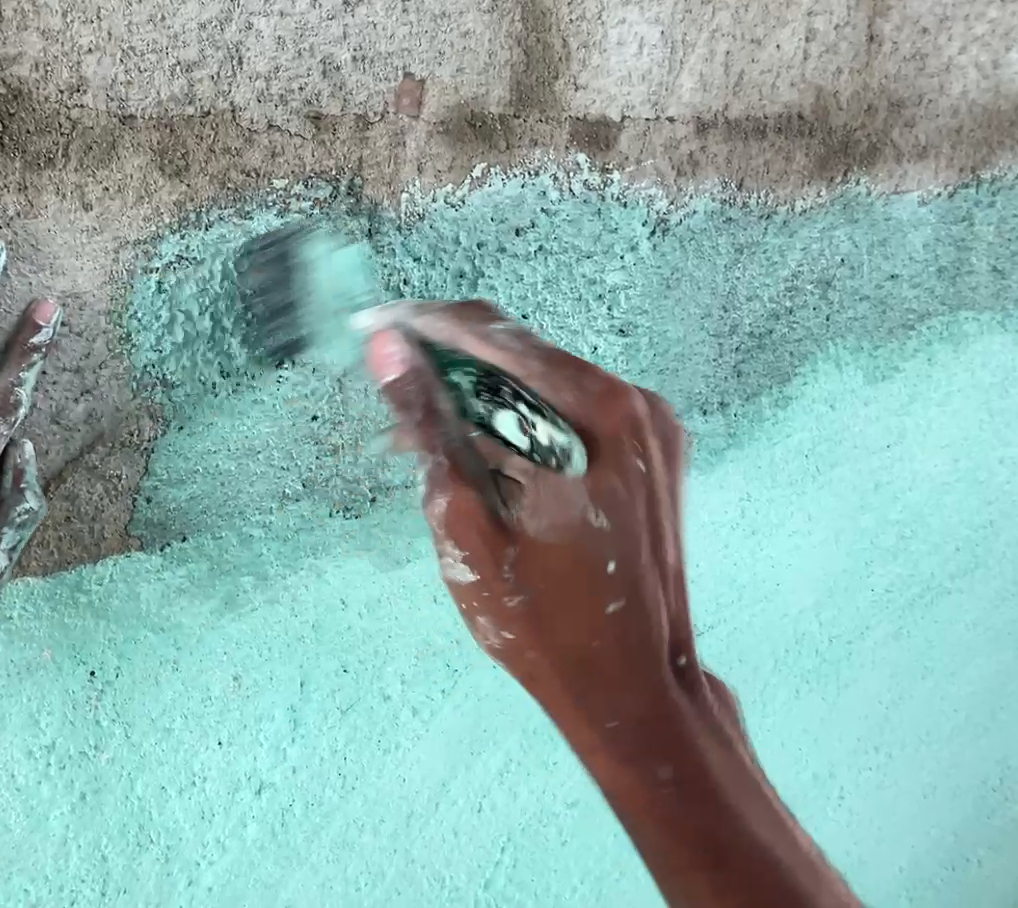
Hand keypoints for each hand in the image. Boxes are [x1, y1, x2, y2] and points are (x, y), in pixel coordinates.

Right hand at [360, 300, 706, 730]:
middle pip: (517, 353)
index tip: (369, 328)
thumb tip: (386, 347)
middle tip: (385, 392)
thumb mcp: (466, 517)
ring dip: (472, 398)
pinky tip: (469, 450)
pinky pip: (562, 410)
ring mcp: (648, 426)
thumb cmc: (542, 618)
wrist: (635, 691)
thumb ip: (428, 423)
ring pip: (537, 381)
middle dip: (442, 366)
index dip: (421, 325)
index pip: (492, 334)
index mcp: (597, 411)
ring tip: (415, 435)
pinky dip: (509, 421)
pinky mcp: (646, 450)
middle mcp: (633, 402)